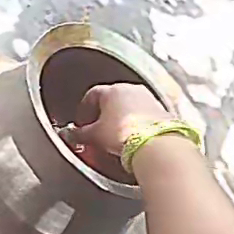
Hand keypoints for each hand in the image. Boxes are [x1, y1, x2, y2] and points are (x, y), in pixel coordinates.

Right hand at [69, 84, 195, 170]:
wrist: (155, 143)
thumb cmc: (124, 134)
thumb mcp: (94, 135)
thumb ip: (80, 134)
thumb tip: (72, 134)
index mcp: (112, 90)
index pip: (92, 94)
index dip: (84, 109)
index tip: (81, 122)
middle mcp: (131, 89)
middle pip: (111, 98)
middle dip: (102, 113)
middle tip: (96, 129)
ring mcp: (148, 98)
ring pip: (128, 105)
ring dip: (119, 117)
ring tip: (113, 135)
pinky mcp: (162, 110)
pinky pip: (142, 114)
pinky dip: (134, 122)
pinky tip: (130, 136)